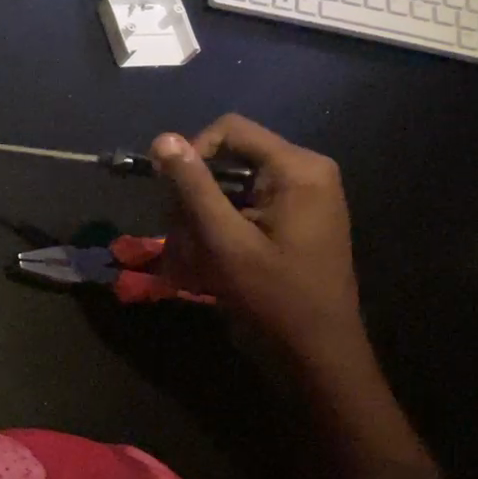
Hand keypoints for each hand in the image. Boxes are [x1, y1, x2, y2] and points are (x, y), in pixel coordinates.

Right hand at [150, 114, 366, 362]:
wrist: (313, 347)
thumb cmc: (272, 293)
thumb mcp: (224, 239)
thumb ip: (193, 186)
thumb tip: (163, 139)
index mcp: (298, 169)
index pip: (229, 131)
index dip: (191, 154)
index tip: (170, 195)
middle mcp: (303, 174)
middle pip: (226, 161)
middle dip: (193, 198)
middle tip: (183, 239)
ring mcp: (298, 199)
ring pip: (225, 189)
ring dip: (198, 221)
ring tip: (193, 259)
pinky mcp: (289, 221)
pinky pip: (238, 209)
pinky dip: (215, 232)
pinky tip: (207, 263)